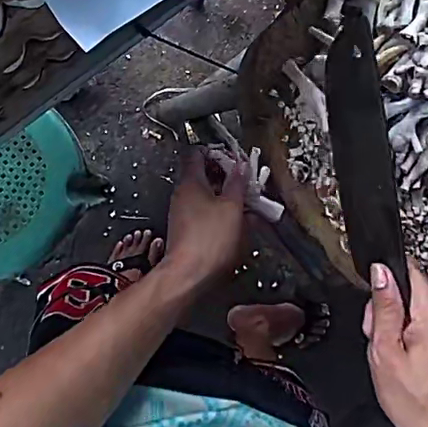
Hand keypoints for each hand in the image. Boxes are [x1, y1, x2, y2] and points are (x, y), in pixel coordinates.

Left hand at [160, 151, 247, 288]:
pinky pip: (204, 213)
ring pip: (205, 195)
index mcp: (190, 181)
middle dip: (225, 177)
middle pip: (203, 175)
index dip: (216, 152)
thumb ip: (237, 184)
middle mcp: (182, 194)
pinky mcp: (186, 229)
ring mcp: (182, 212)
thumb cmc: (209, 239)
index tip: (234, 159)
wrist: (190, 274)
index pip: (197, 153)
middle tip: (245, 183)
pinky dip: (219, 213)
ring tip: (245, 205)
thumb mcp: (232, 207)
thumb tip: (241, 166)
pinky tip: (235, 224)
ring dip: (225, 197)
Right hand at [363, 260, 427, 426]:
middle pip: (412, 295)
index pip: (411, 273)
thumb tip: (381, 273)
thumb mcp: (384, 351)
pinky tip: (407, 364)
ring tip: (393, 357)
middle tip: (380, 340)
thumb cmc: (415, 404)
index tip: (375, 299)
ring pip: (419, 312)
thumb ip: (383, 307)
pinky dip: (413, 340)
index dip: (386, 280)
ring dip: (400, 326)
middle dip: (390, 310)